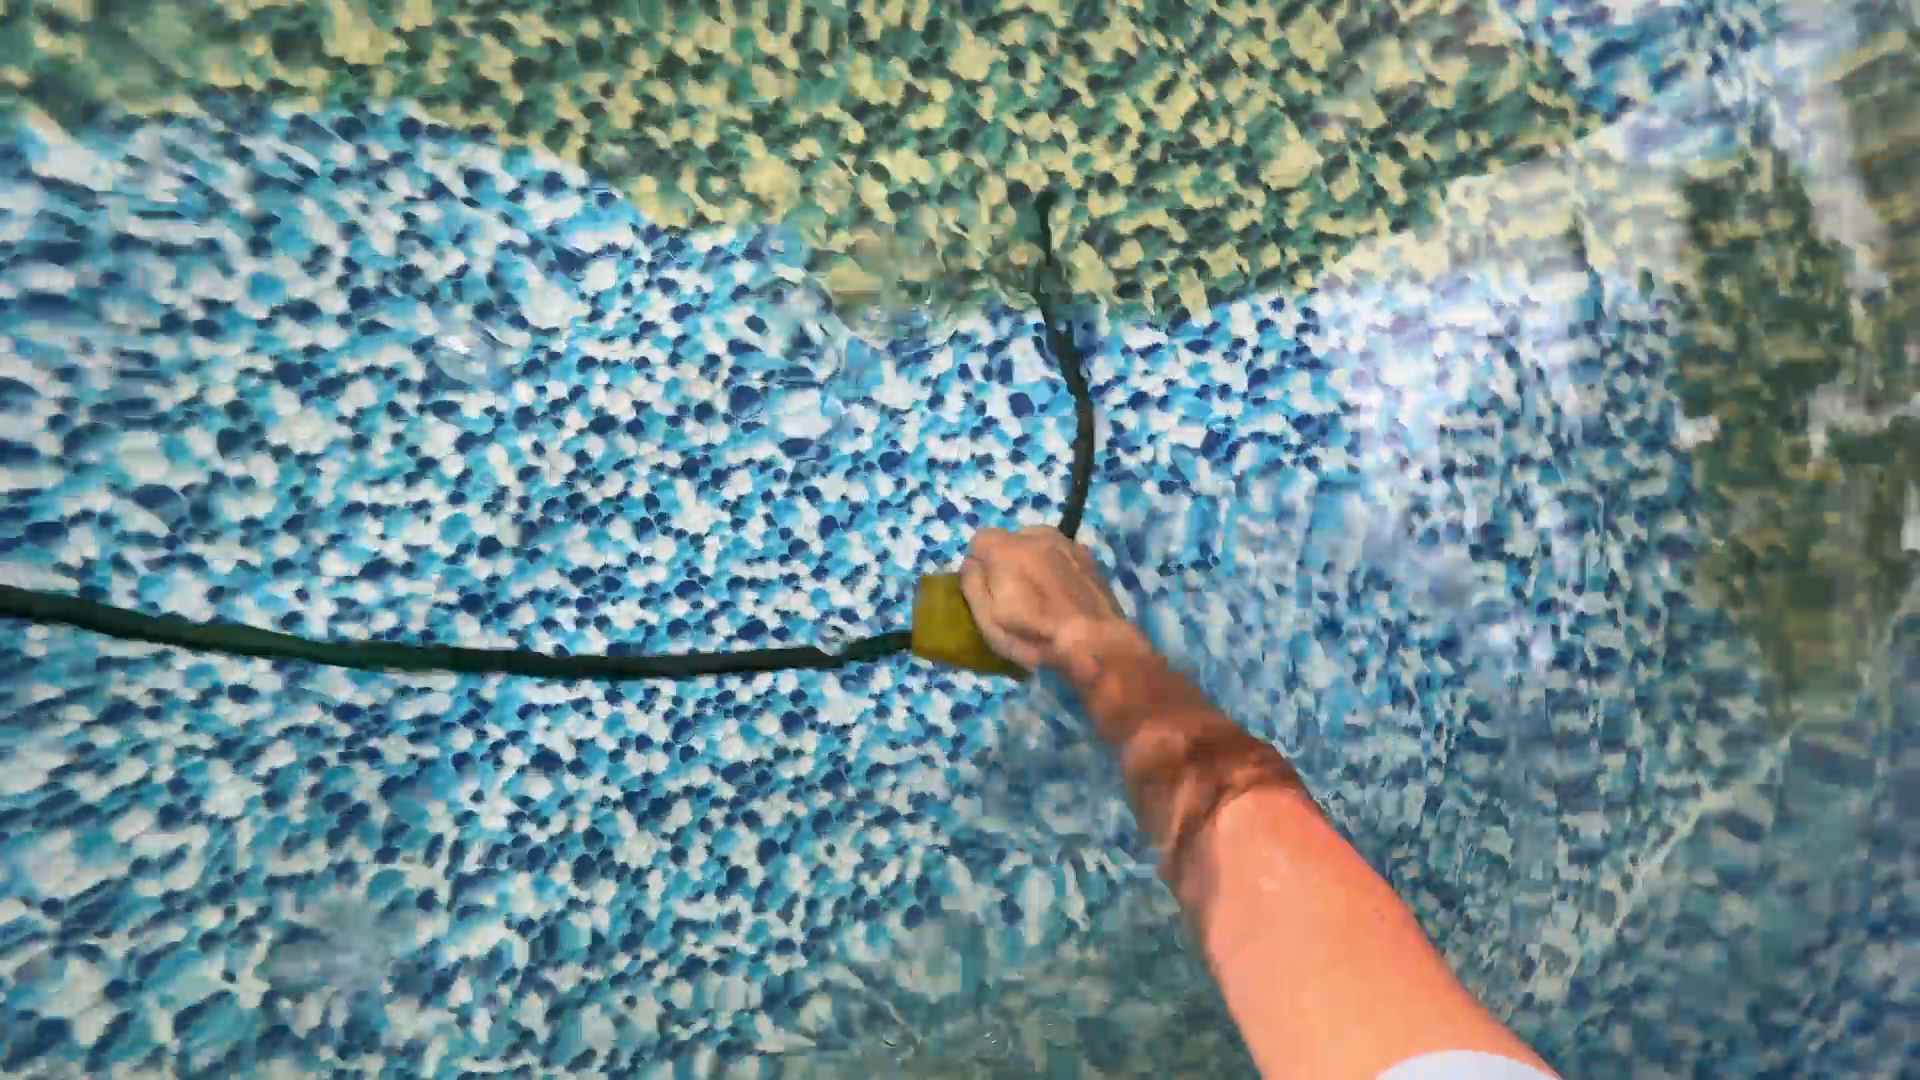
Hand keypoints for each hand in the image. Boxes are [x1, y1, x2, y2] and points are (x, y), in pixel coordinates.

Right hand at [959, 525, 1147, 685]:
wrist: (1095, 642)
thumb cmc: (1035, 635)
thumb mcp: (987, 620)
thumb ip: (973, 585)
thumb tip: (971, 563)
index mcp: (1007, 549)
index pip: (979, 540)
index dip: (979, 565)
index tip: (987, 589)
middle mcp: (1037, 536)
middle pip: (1011, 539)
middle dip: (1007, 560)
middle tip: (1014, 593)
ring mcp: (1066, 543)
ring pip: (1038, 543)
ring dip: (1033, 560)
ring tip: (1041, 592)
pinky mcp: (1089, 556)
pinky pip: (1061, 553)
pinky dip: (1057, 566)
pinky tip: (1063, 592)